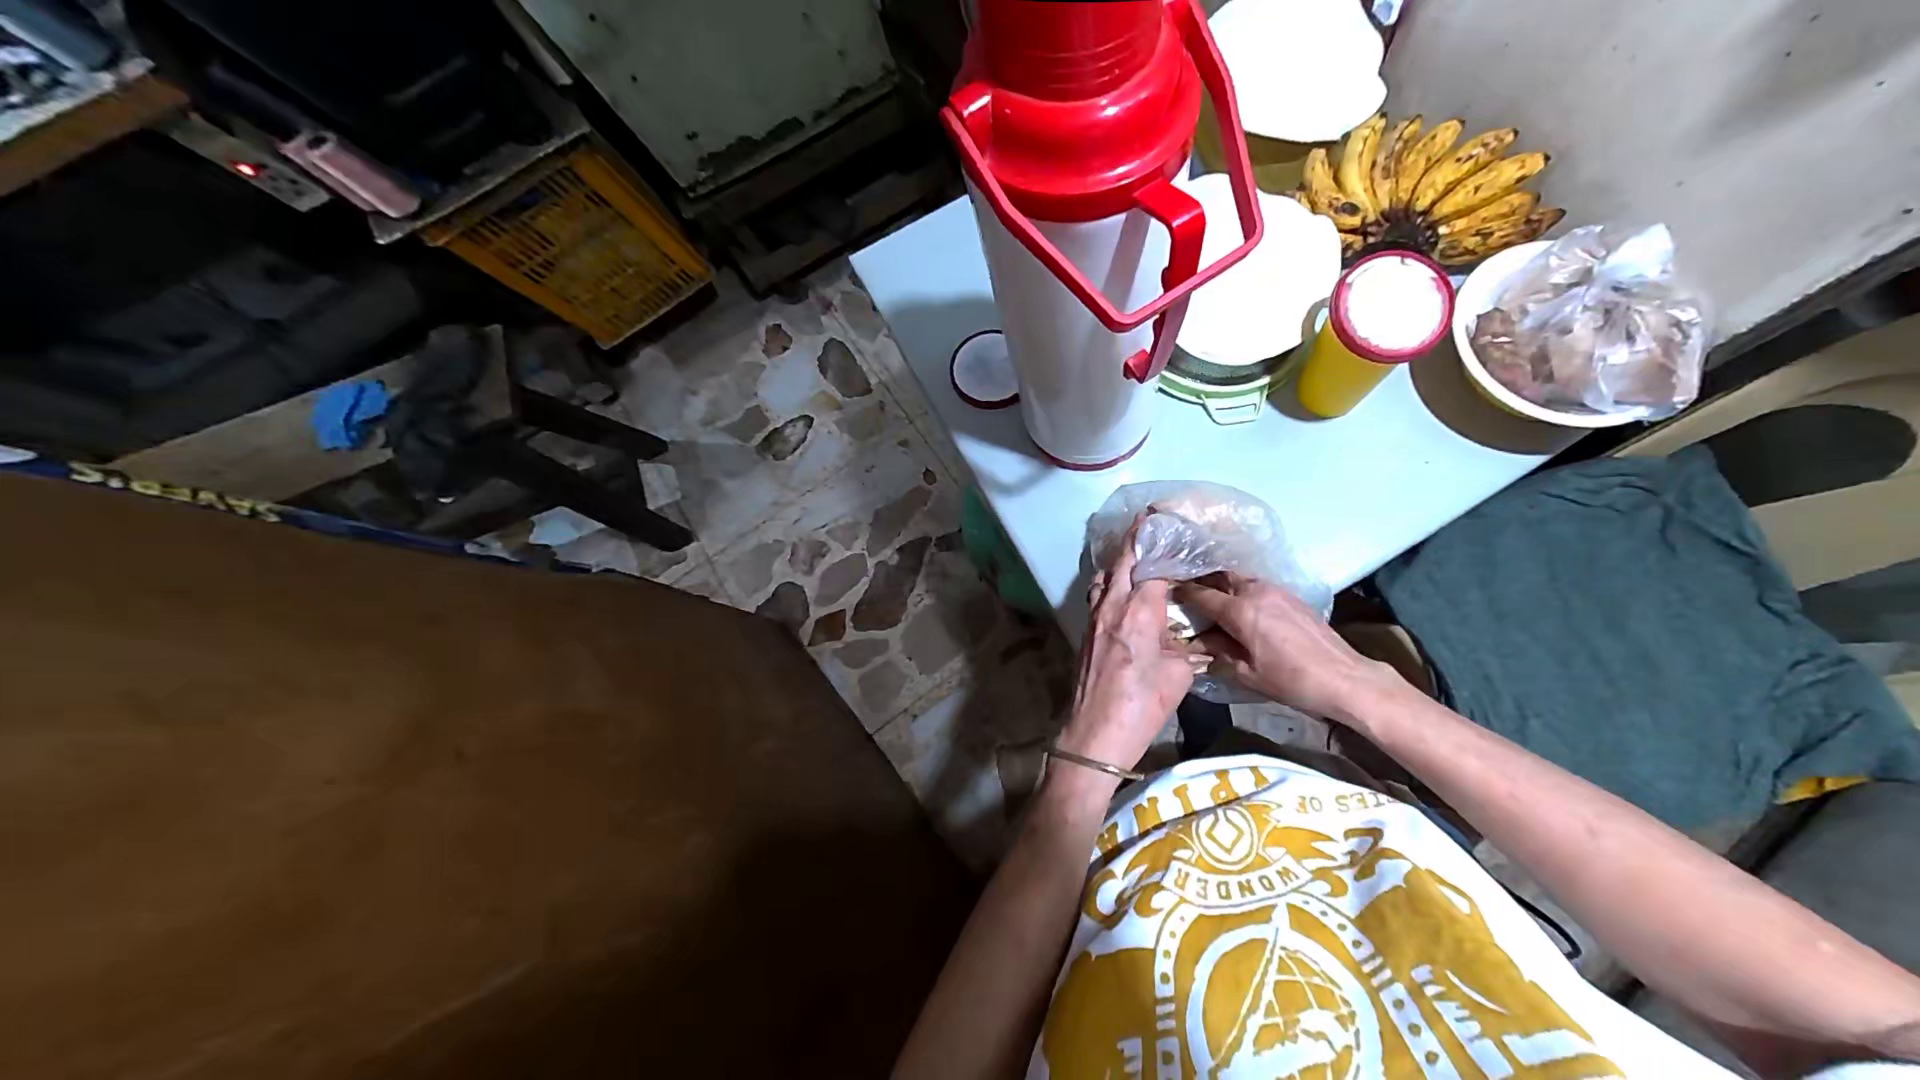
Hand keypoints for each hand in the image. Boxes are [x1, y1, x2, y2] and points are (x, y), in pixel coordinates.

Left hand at [1056, 519, 1205, 772]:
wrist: (1096, 733)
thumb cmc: (1141, 705)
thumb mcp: (1178, 675)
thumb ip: (1183, 647)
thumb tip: (1184, 639)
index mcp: (1137, 612)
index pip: (1150, 569)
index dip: (1162, 550)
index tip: (1172, 532)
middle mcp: (1111, 607)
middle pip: (1121, 563)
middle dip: (1135, 541)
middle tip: (1149, 523)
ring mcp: (1093, 619)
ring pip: (1105, 579)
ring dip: (1119, 563)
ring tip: (1137, 555)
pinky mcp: (1085, 633)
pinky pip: (1098, 597)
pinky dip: (1110, 584)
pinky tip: (1123, 591)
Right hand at [1173, 572, 1397, 720]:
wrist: (1345, 679)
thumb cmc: (1292, 681)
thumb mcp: (1247, 674)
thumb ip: (1218, 655)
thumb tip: (1199, 646)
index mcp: (1241, 610)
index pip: (1201, 594)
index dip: (1182, 593)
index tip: (1167, 593)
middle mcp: (1256, 591)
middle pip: (1220, 577)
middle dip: (1202, 583)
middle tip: (1188, 595)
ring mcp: (1277, 590)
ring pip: (1240, 579)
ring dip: (1224, 586)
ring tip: (1212, 601)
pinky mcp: (1292, 597)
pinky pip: (1258, 586)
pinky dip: (1243, 591)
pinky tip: (1241, 608)